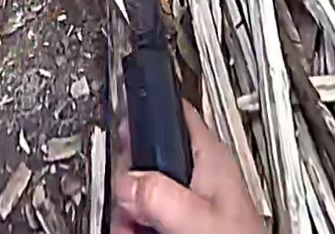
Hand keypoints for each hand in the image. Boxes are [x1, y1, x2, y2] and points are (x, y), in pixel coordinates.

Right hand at [113, 102, 264, 233]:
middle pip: (153, 156)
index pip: (175, 112)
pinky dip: (142, 222)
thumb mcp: (196, 218)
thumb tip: (127, 179)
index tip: (123, 132)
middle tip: (124, 201)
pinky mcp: (191, 220)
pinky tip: (137, 232)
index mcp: (211, 156)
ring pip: (151, 187)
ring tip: (128, 225)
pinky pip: (156, 211)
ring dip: (132, 205)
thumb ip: (161, 194)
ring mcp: (197, 197)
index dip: (147, 115)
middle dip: (131, 177)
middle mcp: (203, 171)